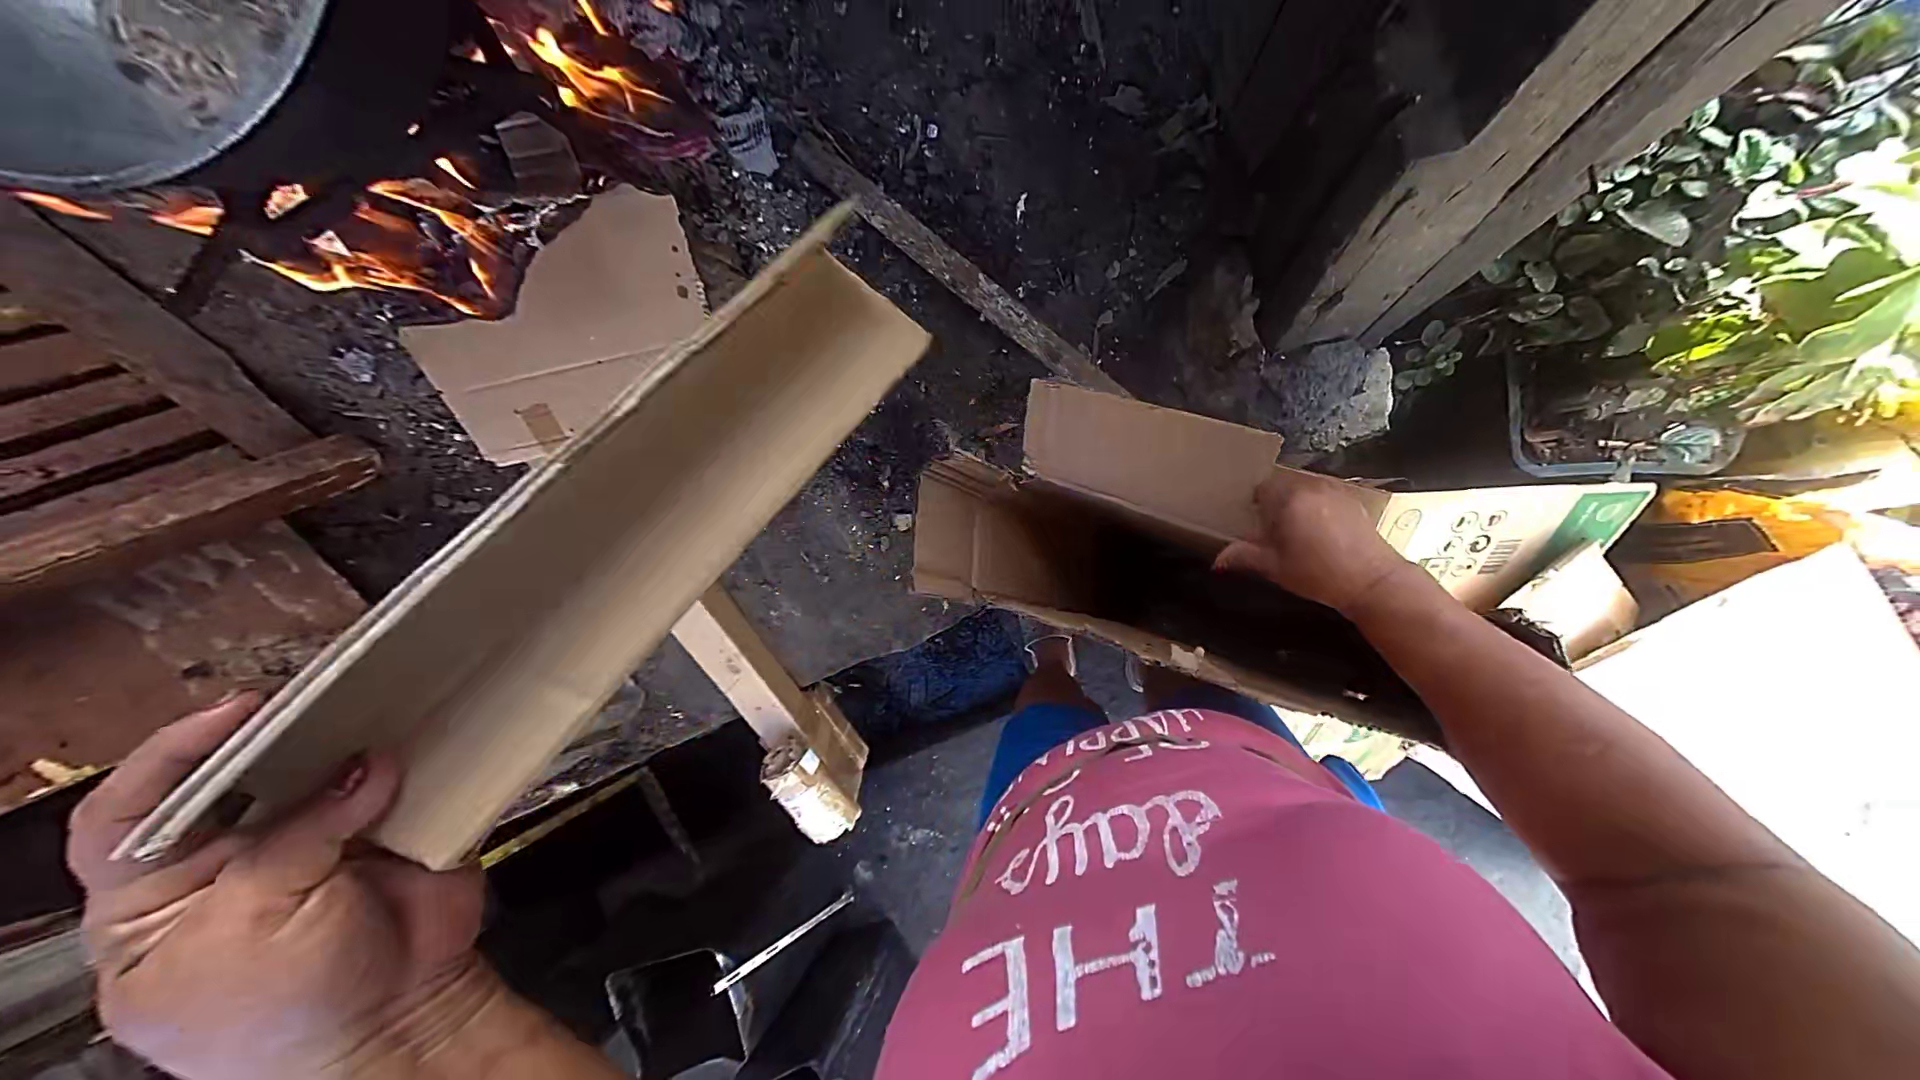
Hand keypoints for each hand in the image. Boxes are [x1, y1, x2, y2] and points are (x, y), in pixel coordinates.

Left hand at [68, 693, 494, 1079]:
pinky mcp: (391, 826)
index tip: (235, 713)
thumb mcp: (251, 928)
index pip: (133, 814)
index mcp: (158, 895)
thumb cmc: (283, 1005)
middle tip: (319, 697)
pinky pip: (400, 782)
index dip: (173, 757)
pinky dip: (414, 759)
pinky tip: (421, 737)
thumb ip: (299, 840)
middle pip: (241, 777)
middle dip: (275, 735)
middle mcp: (238, 853)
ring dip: (352, 739)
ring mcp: (321, 835)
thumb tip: (368, 762)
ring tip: (378, 705)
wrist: (399, 1017)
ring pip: (325, 771)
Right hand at [1212, 471, 1416, 615]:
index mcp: (1288, 499)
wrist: (1373, 582)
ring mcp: (1336, 492)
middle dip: (1277, 506)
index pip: (1262, 488)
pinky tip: (1321, 535)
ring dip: (1298, 507)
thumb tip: (1219, 559)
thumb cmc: (1319, 574)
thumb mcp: (1274, 567)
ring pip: (1305, 492)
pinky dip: (1318, 510)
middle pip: (1284, 488)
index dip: (1256, 506)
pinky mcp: (1354, 501)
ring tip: (1299, 535)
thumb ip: (1243, 556)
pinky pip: (1325, 498)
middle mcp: (1312, 488)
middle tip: (1275, 534)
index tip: (1256, 525)